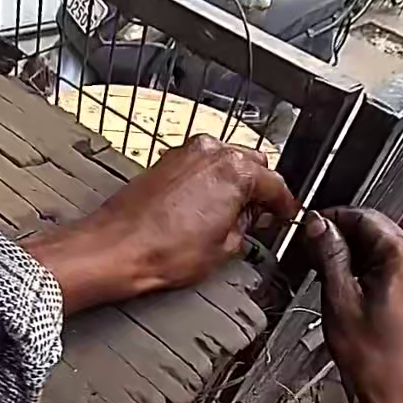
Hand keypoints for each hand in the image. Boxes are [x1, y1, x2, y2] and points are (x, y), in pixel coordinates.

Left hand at [25, 135, 297, 313]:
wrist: (116, 249)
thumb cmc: (161, 250)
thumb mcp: (224, 249)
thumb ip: (246, 227)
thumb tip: (248, 221)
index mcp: (235, 170)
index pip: (276, 184)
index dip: (285, 205)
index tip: (286, 216)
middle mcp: (211, 152)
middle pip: (253, 164)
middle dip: (261, 189)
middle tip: (261, 217)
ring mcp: (185, 153)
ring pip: (226, 160)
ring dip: (235, 182)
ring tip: (232, 215)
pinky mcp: (165, 161)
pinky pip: (201, 164)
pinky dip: (211, 180)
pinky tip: (207, 207)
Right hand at [301, 208, 402, 402]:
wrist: (400, 398)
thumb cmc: (375, 360)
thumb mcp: (340, 300)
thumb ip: (330, 256)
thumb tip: (319, 225)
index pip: (366, 217)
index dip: (333, 217)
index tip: (309, 224)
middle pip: (377, 231)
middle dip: (342, 237)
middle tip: (311, 250)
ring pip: (383, 248)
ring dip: (353, 255)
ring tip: (325, 272)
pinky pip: (392, 267)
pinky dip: (368, 270)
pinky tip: (347, 286)